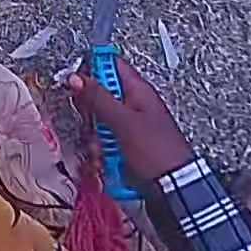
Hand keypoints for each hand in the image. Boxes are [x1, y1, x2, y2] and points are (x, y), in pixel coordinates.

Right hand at [67, 56, 193, 182]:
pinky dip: (100, 149)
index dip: (91, 69)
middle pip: (99, 93)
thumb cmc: (157, 150)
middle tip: (92, 121)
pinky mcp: (125, 142)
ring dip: (94, 135)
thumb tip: (75, 77)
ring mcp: (128, 123)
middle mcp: (132, 103)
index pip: (109, 64)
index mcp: (137, 89)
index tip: (77, 83)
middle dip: (90, 110)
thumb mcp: (122, 120)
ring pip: (98, 119)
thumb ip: (97, 97)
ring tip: (102, 147)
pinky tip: (104, 159)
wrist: (175, 187)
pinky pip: (103, 138)